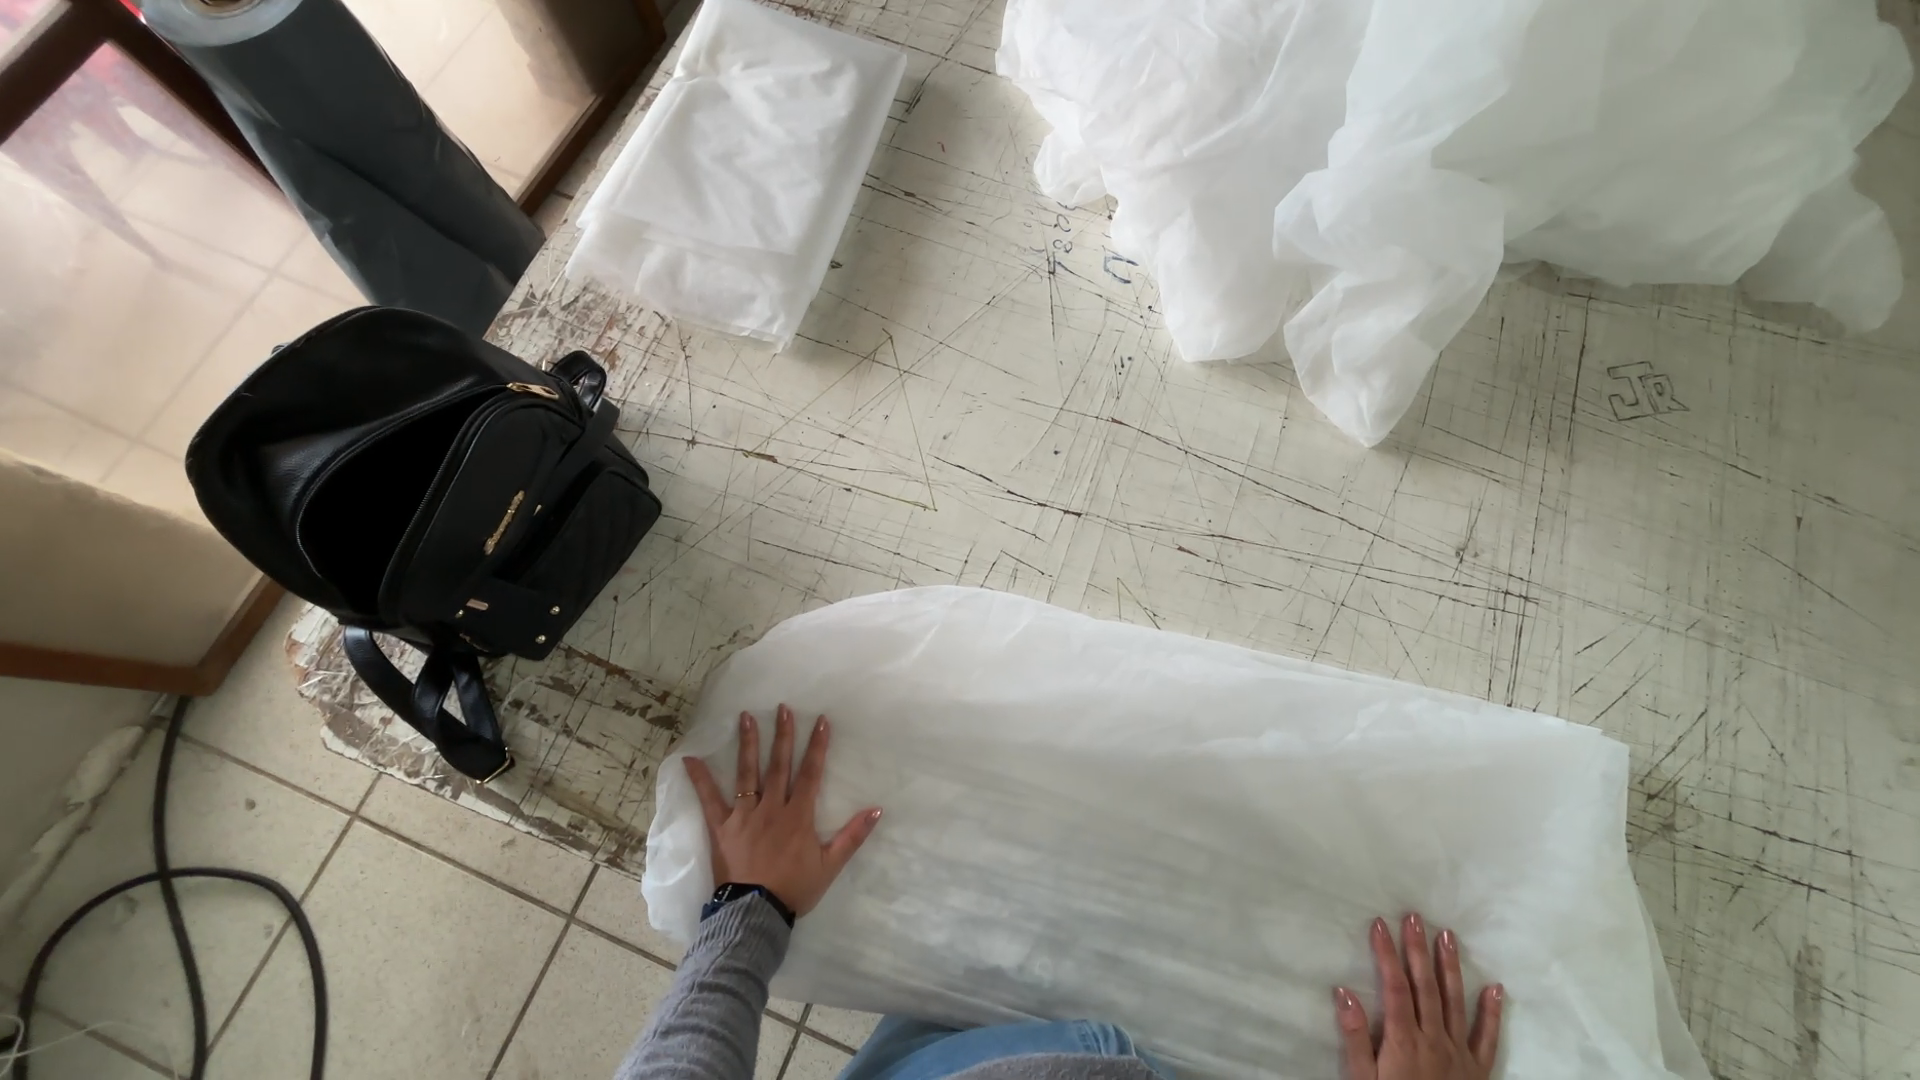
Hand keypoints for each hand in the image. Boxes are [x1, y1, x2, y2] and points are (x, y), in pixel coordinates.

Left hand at [683, 704, 881, 916]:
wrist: (755, 915)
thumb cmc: (794, 890)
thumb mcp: (830, 865)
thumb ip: (853, 836)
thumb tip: (877, 810)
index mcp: (798, 816)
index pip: (811, 773)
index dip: (817, 746)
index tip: (821, 721)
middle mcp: (771, 808)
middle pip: (778, 765)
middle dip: (783, 735)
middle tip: (782, 708)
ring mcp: (744, 816)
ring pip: (747, 774)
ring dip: (748, 744)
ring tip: (746, 717)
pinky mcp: (721, 828)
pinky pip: (709, 800)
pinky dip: (700, 779)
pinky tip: (689, 759)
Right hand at [1333, 913, 1503, 1079]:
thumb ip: (1355, 1038)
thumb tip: (1343, 992)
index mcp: (1404, 1041)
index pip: (1396, 988)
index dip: (1386, 954)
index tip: (1379, 924)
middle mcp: (1435, 1041)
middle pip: (1426, 987)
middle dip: (1418, 950)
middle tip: (1414, 917)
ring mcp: (1460, 1055)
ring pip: (1455, 1003)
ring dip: (1450, 967)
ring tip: (1447, 936)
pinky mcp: (1478, 1070)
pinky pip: (1487, 1038)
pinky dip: (1491, 1012)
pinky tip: (1495, 988)